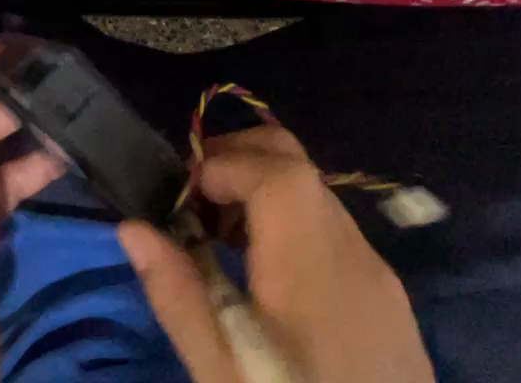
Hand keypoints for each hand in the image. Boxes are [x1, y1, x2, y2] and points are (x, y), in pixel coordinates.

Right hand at [119, 126, 433, 382]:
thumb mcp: (221, 371)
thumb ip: (176, 294)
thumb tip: (132, 228)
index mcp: (312, 265)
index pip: (277, 169)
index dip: (223, 163)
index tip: (182, 197)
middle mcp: (353, 254)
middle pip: (297, 162)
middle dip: (236, 158)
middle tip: (191, 198)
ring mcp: (377, 276)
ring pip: (312, 193)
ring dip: (259, 191)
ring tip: (217, 238)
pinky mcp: (388, 301)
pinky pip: (330, 230)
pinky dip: (287, 223)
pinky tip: (261, 273)